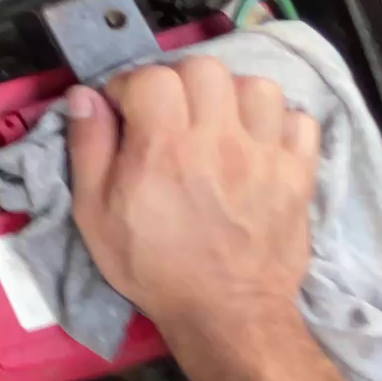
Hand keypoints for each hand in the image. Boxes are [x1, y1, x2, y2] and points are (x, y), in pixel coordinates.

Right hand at [66, 57, 319, 342]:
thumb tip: (82, 95)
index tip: (118, 112)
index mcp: (163, 148)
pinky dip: (272, 119)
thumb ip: (87, 144)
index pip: (151, 77)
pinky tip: (246, 138)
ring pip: (257, 86)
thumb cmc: (145, 258)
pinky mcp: (300, 175)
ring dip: (224, 94)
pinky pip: (300, 120)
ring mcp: (267, 157)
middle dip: (174, 80)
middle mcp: (220, 142)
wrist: (224, 311)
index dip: (126, 86)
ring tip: (206, 120)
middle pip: (206, 69)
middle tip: (159, 111)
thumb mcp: (91, 206)